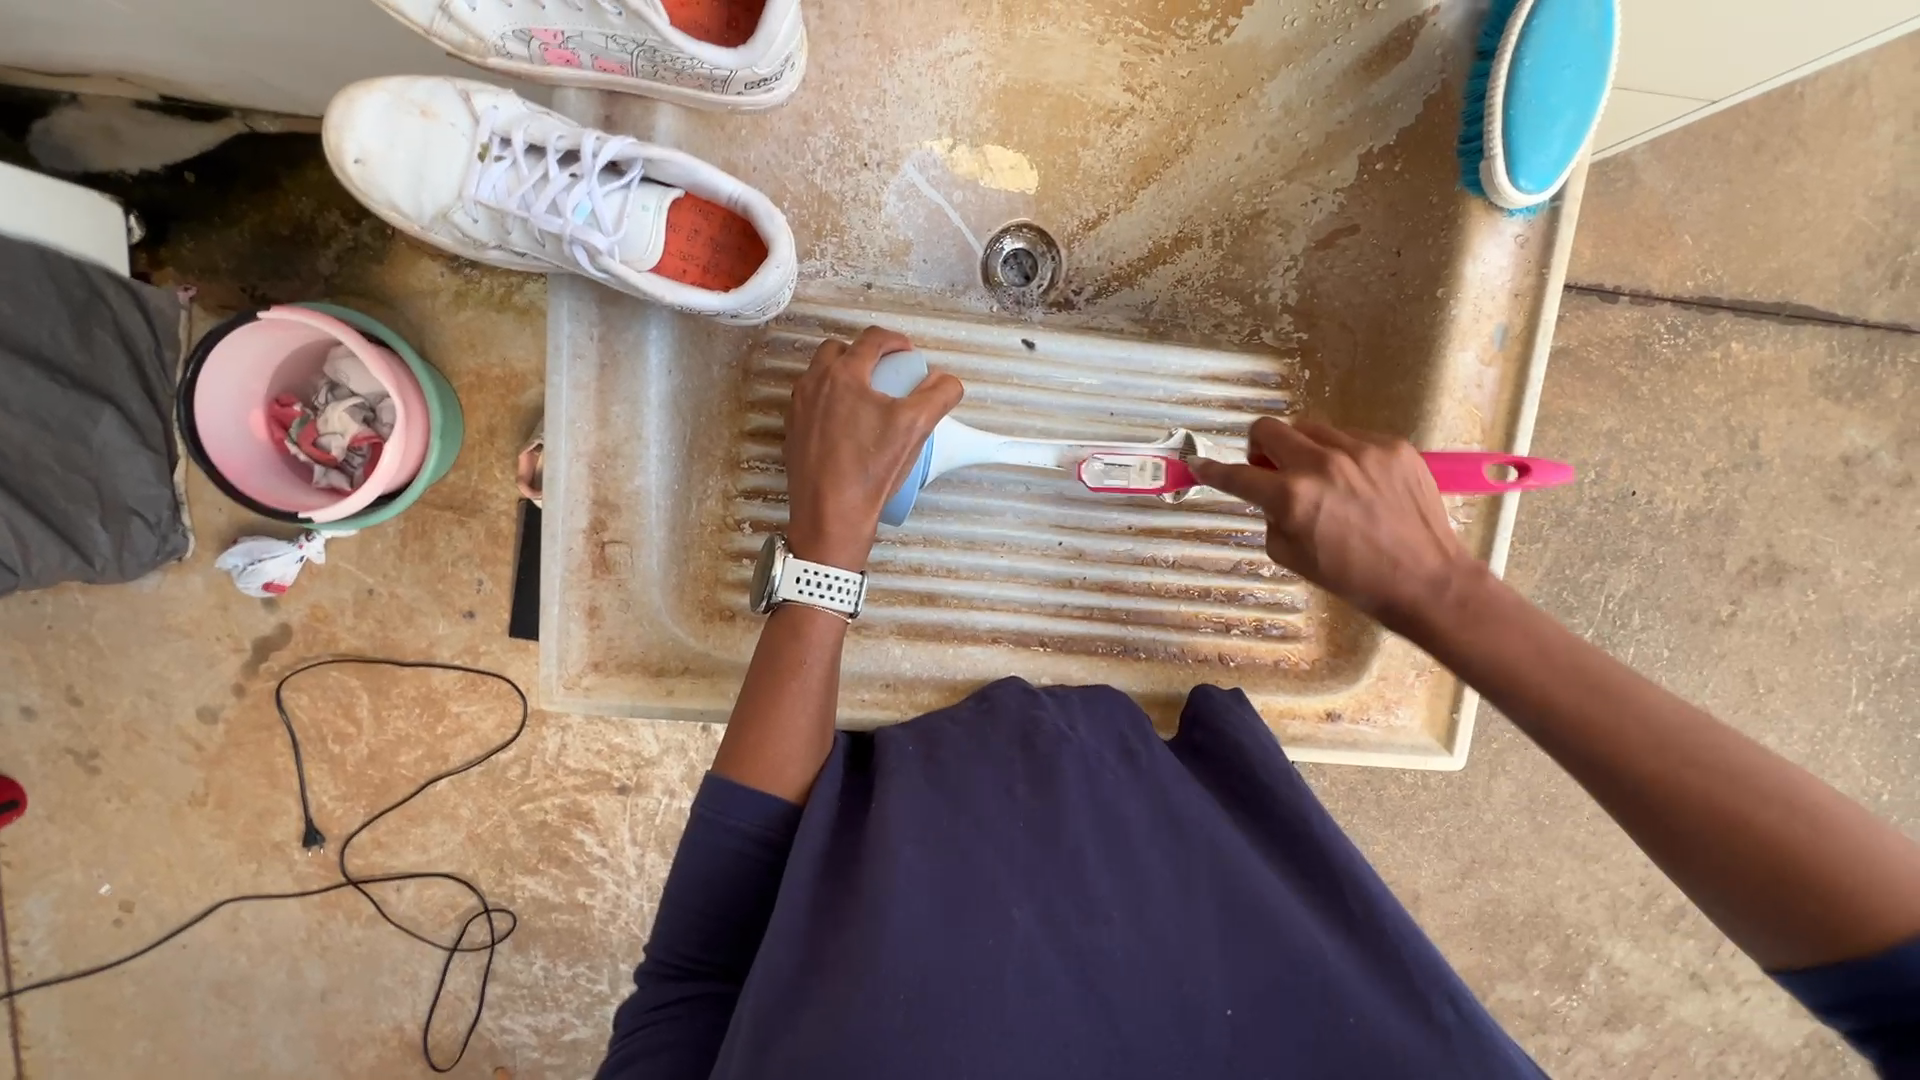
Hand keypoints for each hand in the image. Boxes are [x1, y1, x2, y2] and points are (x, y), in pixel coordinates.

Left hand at [783, 327, 962, 569]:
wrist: (831, 514)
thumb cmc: (870, 471)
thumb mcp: (917, 428)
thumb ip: (938, 396)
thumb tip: (947, 382)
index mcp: (844, 375)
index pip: (872, 339)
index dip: (895, 341)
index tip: (907, 352)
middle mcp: (814, 385)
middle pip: (839, 351)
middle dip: (864, 354)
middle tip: (886, 372)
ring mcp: (799, 409)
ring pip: (820, 376)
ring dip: (844, 376)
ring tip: (868, 398)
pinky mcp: (793, 432)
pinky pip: (811, 404)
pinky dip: (830, 402)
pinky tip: (849, 425)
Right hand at [1187, 418, 1485, 628]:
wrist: (1425, 579)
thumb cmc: (1352, 578)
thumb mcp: (1291, 556)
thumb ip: (1271, 517)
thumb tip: (1271, 496)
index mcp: (1292, 497)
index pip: (1237, 474)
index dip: (1212, 469)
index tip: (1198, 462)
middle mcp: (1322, 464)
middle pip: (1269, 429)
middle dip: (1259, 446)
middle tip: (1269, 467)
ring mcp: (1361, 450)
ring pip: (1310, 428)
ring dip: (1301, 448)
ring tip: (1319, 476)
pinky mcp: (1392, 446)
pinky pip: (1351, 437)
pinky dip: (1341, 455)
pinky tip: (1356, 483)